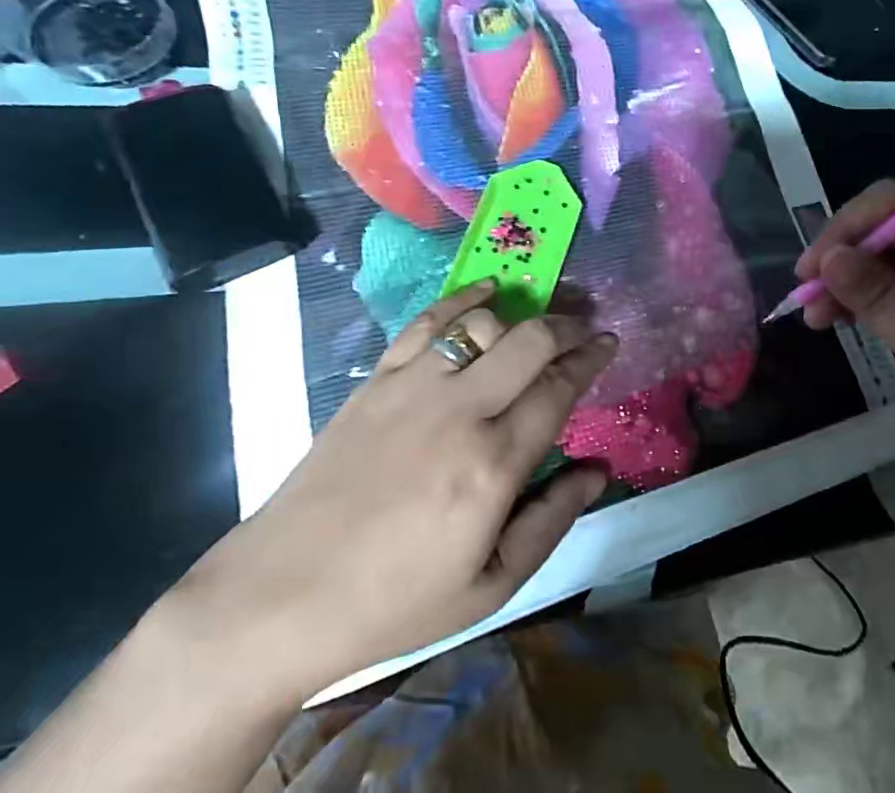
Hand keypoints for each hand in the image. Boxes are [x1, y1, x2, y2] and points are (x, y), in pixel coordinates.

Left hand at [152, 280, 616, 703]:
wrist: (284, 592)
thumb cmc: (396, 600)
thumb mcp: (492, 584)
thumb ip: (552, 519)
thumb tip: (598, 470)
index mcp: (494, 463)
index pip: (558, 388)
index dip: (590, 359)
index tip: (609, 342)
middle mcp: (459, 411)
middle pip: (528, 341)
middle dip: (566, 324)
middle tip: (586, 322)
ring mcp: (412, 389)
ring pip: (481, 323)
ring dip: (522, 307)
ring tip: (545, 303)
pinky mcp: (375, 382)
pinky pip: (426, 324)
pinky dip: (461, 301)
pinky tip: (483, 294)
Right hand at [795, 179, 894, 444]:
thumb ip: (883, 303)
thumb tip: (829, 259)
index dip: (847, 228)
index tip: (812, 271)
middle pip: (881, 221)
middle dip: (837, 253)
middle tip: (806, 295)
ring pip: (872, 246)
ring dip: (838, 276)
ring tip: (815, 317)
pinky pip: (879, 271)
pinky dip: (851, 290)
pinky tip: (832, 317)